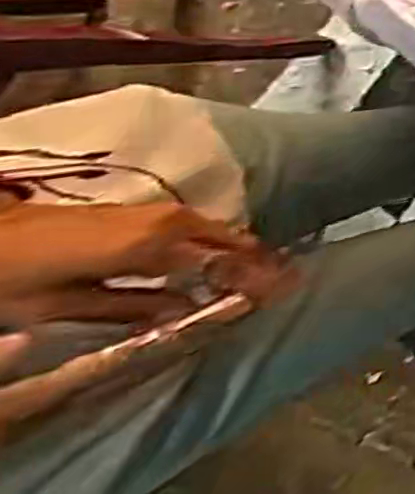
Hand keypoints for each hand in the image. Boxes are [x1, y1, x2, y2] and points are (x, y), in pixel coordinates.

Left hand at [0, 202, 293, 325]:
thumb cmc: (14, 277)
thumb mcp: (56, 305)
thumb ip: (125, 309)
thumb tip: (185, 313)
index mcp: (155, 245)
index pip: (222, 261)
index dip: (252, 276)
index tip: (279, 290)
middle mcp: (174, 222)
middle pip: (231, 240)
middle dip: (256, 261)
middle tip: (277, 283)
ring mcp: (167, 212)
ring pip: (221, 232)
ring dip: (241, 252)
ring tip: (256, 274)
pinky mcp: (158, 212)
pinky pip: (202, 228)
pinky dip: (219, 244)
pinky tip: (220, 261)